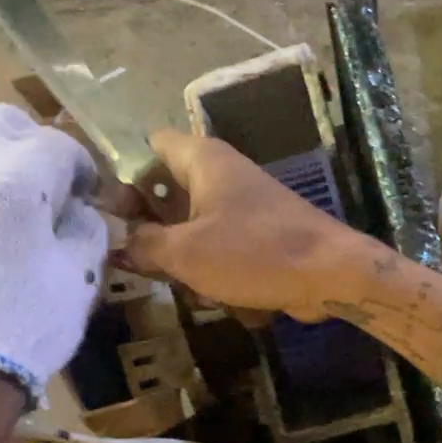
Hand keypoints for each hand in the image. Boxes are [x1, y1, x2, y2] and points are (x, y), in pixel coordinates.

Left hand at [0, 93, 107, 400]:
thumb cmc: (26, 324)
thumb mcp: (80, 277)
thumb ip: (87, 230)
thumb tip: (80, 208)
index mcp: (24, 176)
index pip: (60, 146)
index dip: (78, 169)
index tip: (83, 194)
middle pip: (3, 121)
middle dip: (27, 148)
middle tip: (35, 188)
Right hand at [124, 129, 373, 320]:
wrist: (329, 274)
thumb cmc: (252, 252)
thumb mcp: (185, 252)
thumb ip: (145, 245)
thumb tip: (120, 244)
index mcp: (202, 159)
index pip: (149, 146)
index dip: (124, 174)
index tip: (111, 212)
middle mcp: (223, 174)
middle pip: (169, 191)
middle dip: (152, 228)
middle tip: (137, 259)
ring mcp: (245, 205)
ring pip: (194, 227)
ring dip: (183, 258)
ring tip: (180, 282)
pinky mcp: (261, 235)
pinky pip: (222, 249)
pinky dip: (214, 271)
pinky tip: (216, 296)